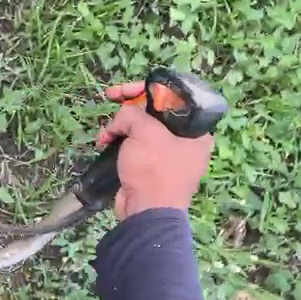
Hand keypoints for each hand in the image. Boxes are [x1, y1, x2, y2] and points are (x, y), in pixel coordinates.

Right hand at [98, 82, 214, 219]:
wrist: (147, 211)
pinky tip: (104, 143)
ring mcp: (166, 154)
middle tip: (110, 98)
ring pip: (140, 127)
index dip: (145, 88)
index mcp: (196, 130)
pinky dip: (118, 140)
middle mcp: (184, 140)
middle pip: (153, 111)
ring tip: (105, 135)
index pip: (172, 97)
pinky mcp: (149, 165)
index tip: (122, 89)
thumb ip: (133, 113)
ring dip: (118, 126)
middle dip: (128, 106)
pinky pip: (133, 143)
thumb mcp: (145, 132)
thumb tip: (121, 118)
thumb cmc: (154, 169)